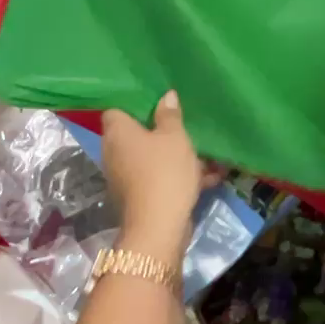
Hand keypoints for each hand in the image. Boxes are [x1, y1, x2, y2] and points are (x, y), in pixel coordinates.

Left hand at [101, 90, 206, 260]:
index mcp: (117, 133)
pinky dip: (180, 179)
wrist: (158, 227)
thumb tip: (166, 96)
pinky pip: (160, 180)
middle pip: (136, 136)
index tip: (157, 104)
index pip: (116, 111)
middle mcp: (114, 154)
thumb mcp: (174, 137)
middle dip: (161, 134)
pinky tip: (210, 178)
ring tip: (206, 154)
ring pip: (152, 160)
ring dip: (176, 158)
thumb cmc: (164, 172)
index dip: (135, 106)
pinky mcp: (139, 199)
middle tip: (184, 127)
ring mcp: (125, 179)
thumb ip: (170, 115)